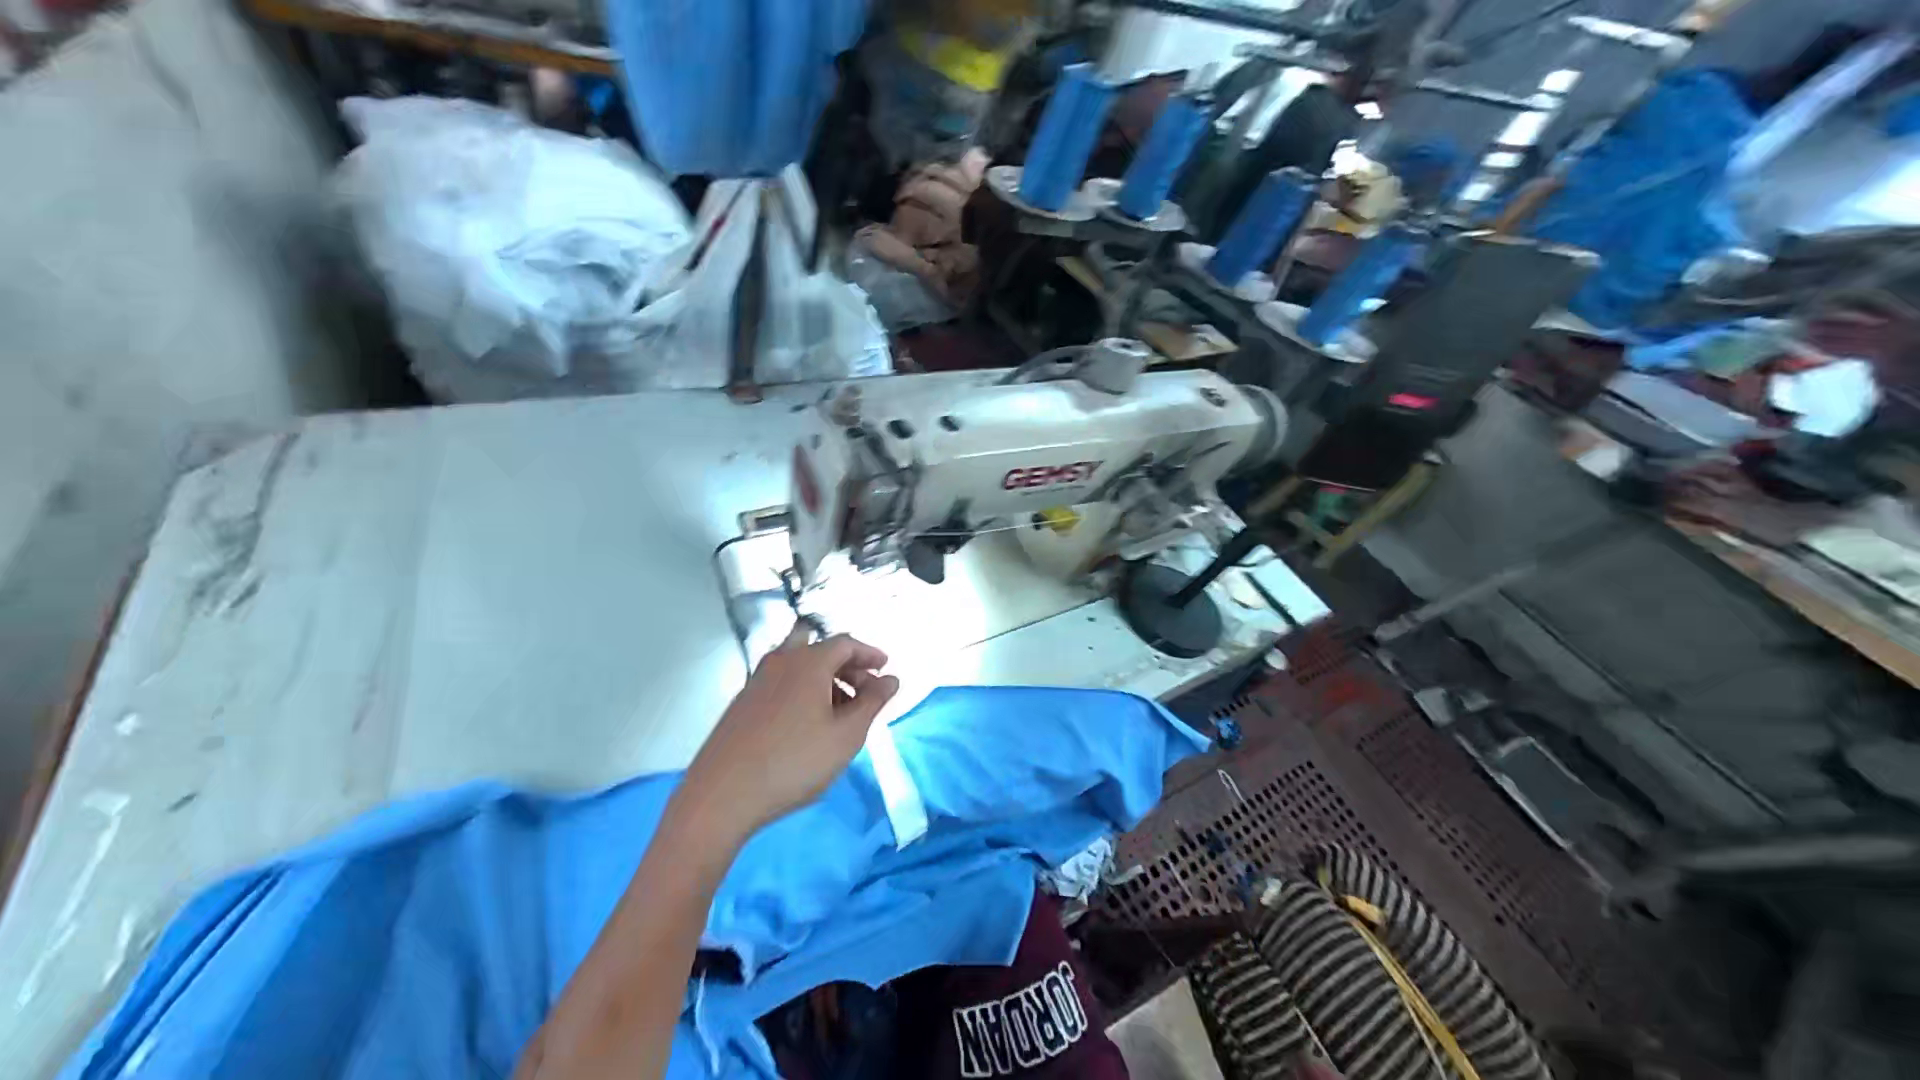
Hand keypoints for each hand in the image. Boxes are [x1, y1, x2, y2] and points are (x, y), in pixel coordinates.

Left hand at [676, 627, 898, 842]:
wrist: (721, 796)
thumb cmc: (794, 762)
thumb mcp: (846, 736)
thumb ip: (872, 703)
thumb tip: (890, 678)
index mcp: (807, 662)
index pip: (845, 642)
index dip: (869, 653)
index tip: (885, 668)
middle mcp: (780, 661)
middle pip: (818, 647)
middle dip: (846, 664)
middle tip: (864, 690)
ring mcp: (756, 681)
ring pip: (797, 665)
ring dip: (823, 678)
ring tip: (839, 712)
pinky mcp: (741, 703)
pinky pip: (781, 682)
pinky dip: (802, 690)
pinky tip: (808, 724)